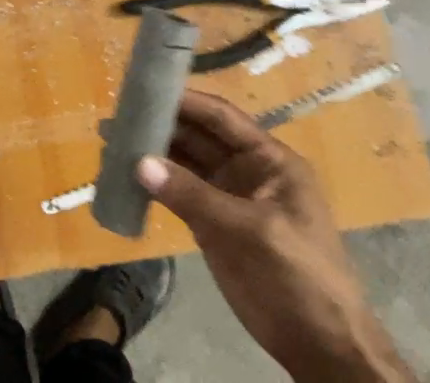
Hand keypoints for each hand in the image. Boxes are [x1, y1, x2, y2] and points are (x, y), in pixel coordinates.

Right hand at [137, 92, 413, 382]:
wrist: (320, 343)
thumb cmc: (301, 275)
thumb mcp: (252, 230)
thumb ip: (194, 195)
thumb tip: (138, 162)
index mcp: (270, 161)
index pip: (221, 117)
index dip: (185, 99)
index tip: (143, 87)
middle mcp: (246, 170)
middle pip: (196, 136)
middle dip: (159, 124)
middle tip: (115, 116)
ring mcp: (226, 197)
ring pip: (181, 162)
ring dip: (150, 152)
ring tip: (109, 141)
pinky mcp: (210, 224)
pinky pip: (175, 192)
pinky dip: (151, 183)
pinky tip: (123, 175)